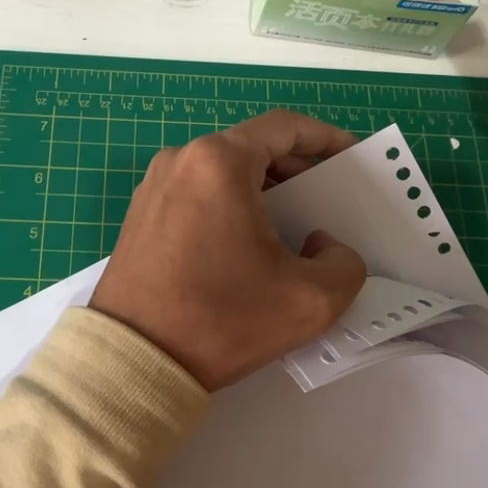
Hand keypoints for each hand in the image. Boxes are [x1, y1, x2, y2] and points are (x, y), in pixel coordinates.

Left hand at [89, 110, 368, 391]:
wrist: (134, 360)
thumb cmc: (220, 320)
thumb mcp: (308, 300)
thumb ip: (344, 264)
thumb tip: (324, 245)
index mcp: (219, 162)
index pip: (285, 127)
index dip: (327, 138)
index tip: (354, 157)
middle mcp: (181, 160)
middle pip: (253, 146)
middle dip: (298, 168)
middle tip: (330, 198)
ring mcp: (155, 185)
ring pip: (223, 170)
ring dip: (264, 188)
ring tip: (296, 224)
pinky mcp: (141, 213)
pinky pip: (198, 192)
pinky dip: (231, 203)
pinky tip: (250, 242)